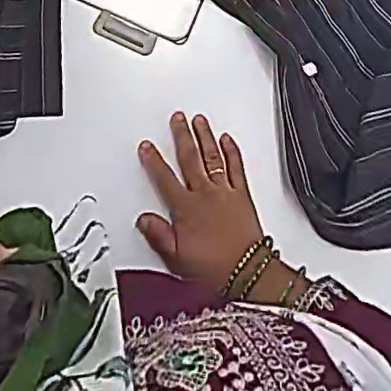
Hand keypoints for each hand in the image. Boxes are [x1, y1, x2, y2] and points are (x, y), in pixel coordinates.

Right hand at [136, 112, 263, 295]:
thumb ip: (159, 235)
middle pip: (190, 158)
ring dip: (205, 136)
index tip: (148, 147)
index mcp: (186, 209)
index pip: (165, 179)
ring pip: (212, 156)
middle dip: (182, 136)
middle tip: (177, 118)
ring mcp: (224, 191)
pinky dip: (231, 150)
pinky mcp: (241, 193)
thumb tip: (144, 219)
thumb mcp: (176, 258)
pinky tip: (226, 139)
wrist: (246, 272)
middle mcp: (204, 194)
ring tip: (199, 120)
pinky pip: (235, 166)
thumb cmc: (212, 268)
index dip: (154, 161)